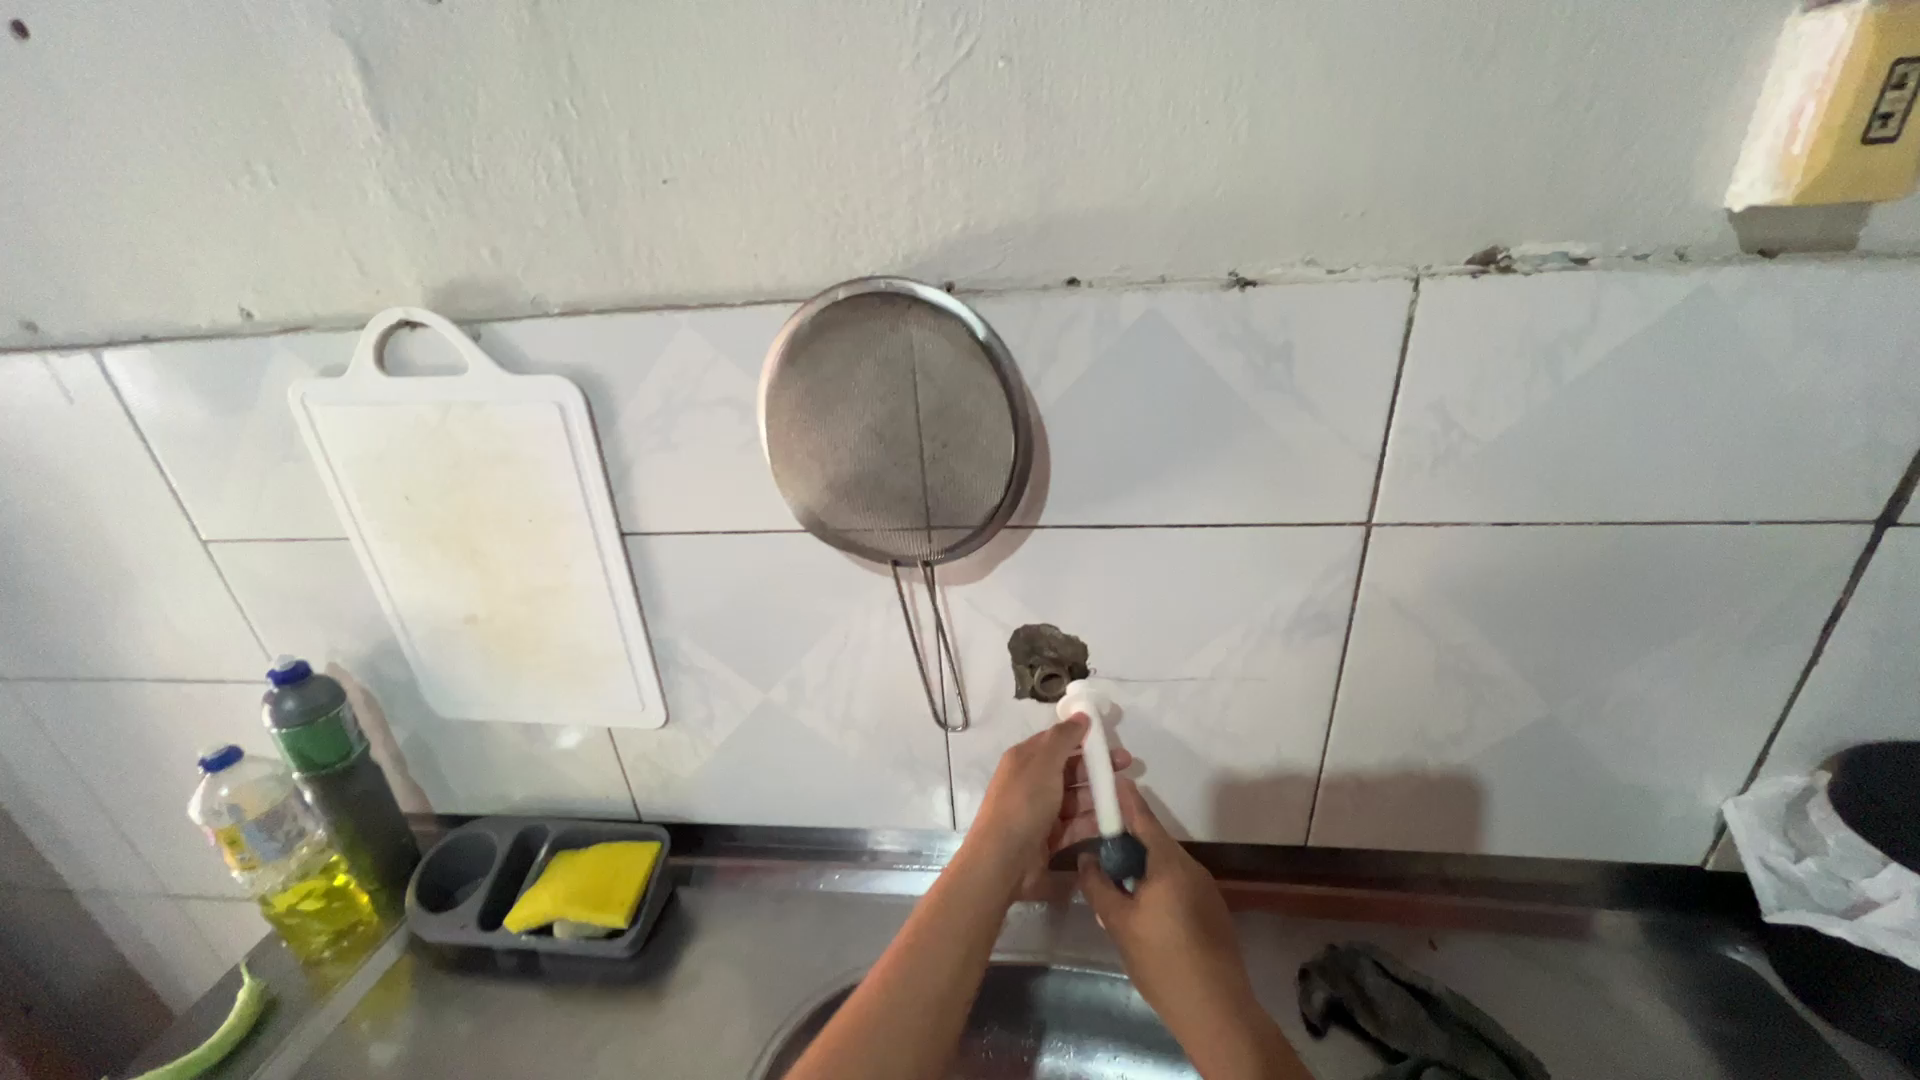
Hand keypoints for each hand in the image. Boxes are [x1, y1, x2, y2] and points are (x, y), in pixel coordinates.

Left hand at [964, 716, 1131, 888]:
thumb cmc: (1023, 803)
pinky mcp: (1051, 839)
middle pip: (1070, 770)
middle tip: (1128, 767)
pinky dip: (1095, 821)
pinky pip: (1078, 824)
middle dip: (1098, 768)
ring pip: (1077, 798)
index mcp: (1025, 759)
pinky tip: (1117, 820)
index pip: (1057, 742)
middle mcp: (1032, 783)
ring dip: (1100, 795)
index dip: (1083, 738)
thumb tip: (1081, 714)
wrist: (1003, 861)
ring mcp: (1042, 812)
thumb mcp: (1043, 762)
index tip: (1110, 740)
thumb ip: (1064, 737)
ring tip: (1127, 796)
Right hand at [1079, 781, 1300, 1077]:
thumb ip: (1099, 886)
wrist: (1217, 1010)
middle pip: (1153, 842)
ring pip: (1164, 866)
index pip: (1142, 818)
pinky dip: (1155, 886)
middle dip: (1126, 842)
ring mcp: (1205, 889)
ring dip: (1140, 868)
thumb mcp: (1119, 923)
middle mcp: (1191, 867)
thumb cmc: (1163, 961)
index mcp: (1169, 862)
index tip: (1111, 777)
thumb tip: (1088, 858)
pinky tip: (1140, 911)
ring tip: (1114, 886)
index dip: (1125, 798)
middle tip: (1096, 848)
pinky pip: (1176, 885)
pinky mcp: (1211, 911)